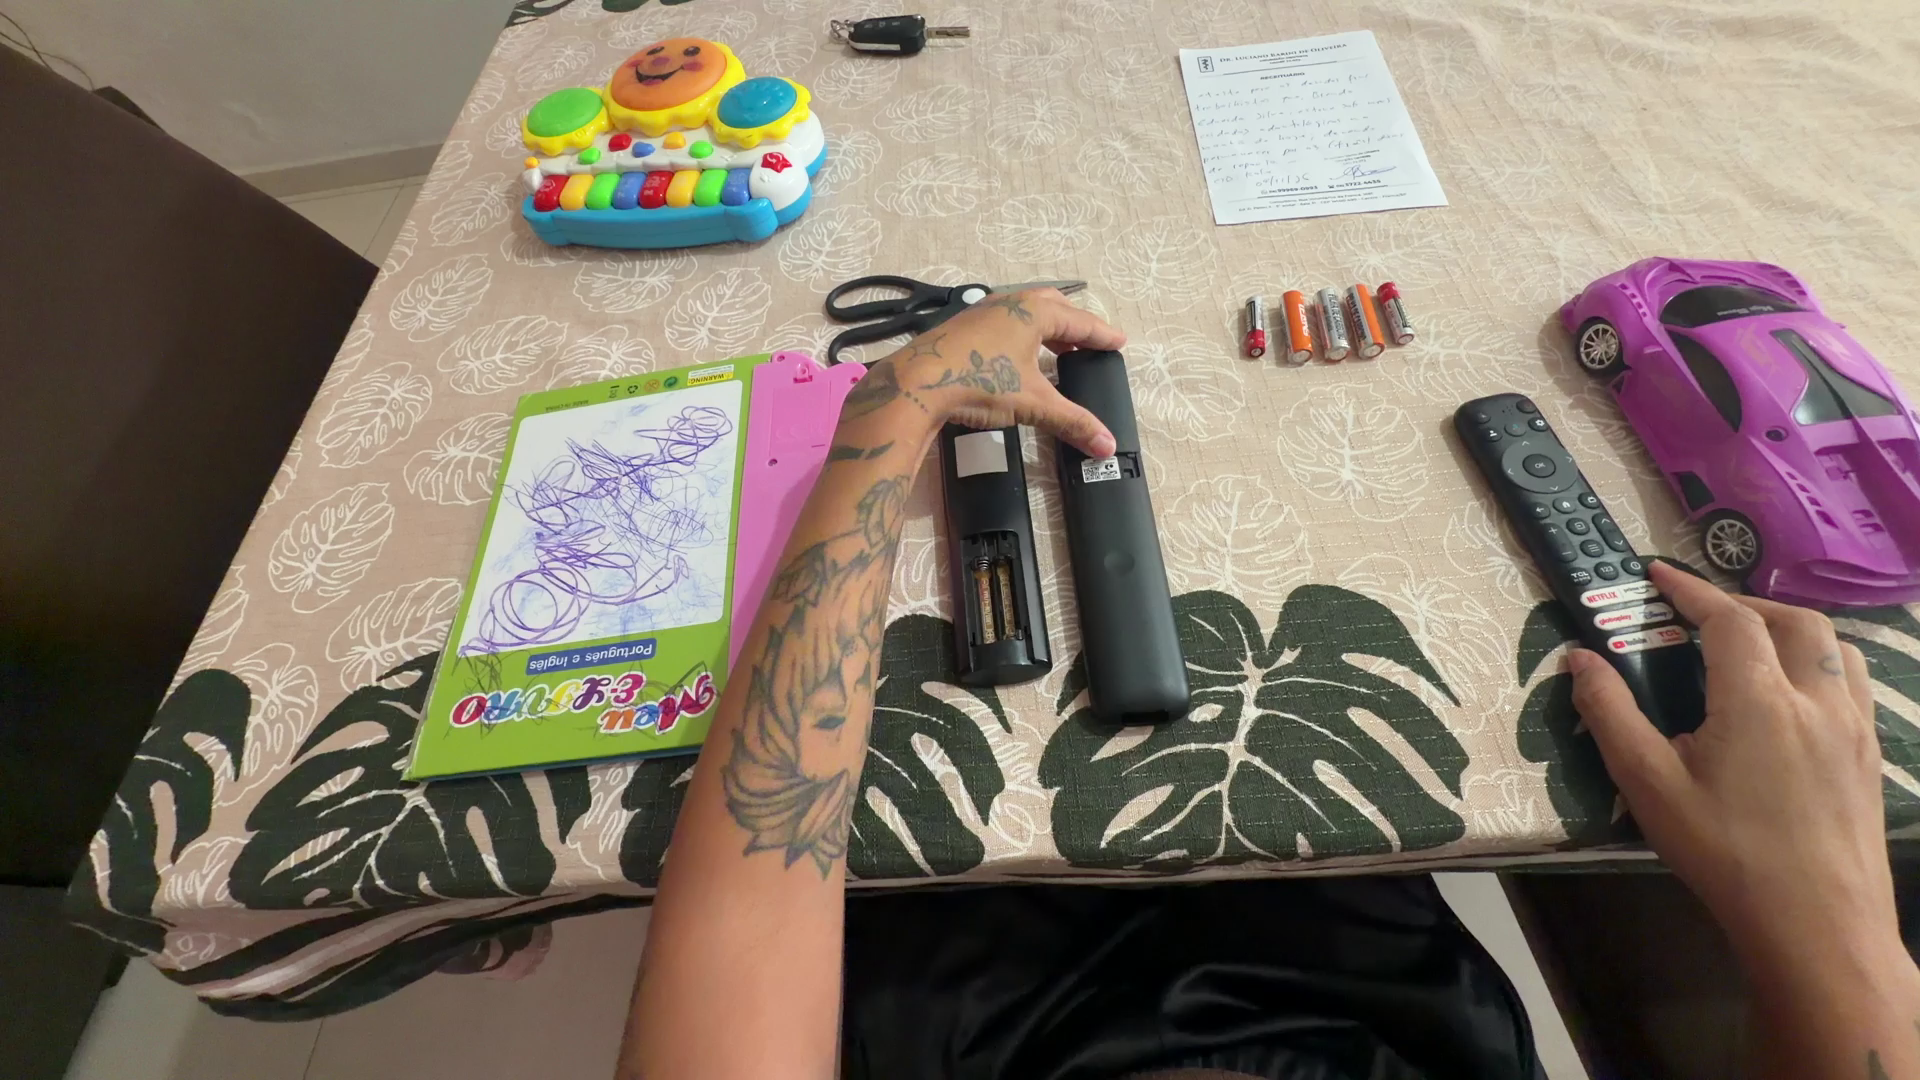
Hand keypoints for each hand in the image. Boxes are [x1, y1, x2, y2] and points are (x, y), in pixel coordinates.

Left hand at [848, 288, 1123, 457]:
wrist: (916, 382)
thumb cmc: (980, 382)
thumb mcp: (1032, 404)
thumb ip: (1072, 422)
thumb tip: (1108, 446)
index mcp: (1034, 312)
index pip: (1080, 321)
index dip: (1102, 335)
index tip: (1119, 341)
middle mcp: (1010, 303)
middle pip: (1053, 306)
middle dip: (1074, 325)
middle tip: (1089, 343)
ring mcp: (982, 311)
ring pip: (1024, 312)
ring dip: (1045, 328)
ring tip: (1057, 349)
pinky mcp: (962, 327)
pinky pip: (1003, 322)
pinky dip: (1020, 334)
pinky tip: (1016, 356)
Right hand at [1566, 561, 1893, 970]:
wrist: (1815, 923)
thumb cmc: (1719, 846)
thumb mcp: (1643, 778)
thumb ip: (1608, 710)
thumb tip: (1579, 658)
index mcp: (1759, 704)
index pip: (1730, 623)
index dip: (1691, 590)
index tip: (1656, 573)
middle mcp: (1818, 705)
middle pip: (1797, 623)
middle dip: (1742, 602)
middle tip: (1694, 608)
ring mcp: (1854, 732)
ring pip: (1835, 651)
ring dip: (1785, 628)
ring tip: (1739, 640)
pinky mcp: (1868, 758)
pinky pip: (1850, 685)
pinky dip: (1814, 662)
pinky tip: (1781, 689)